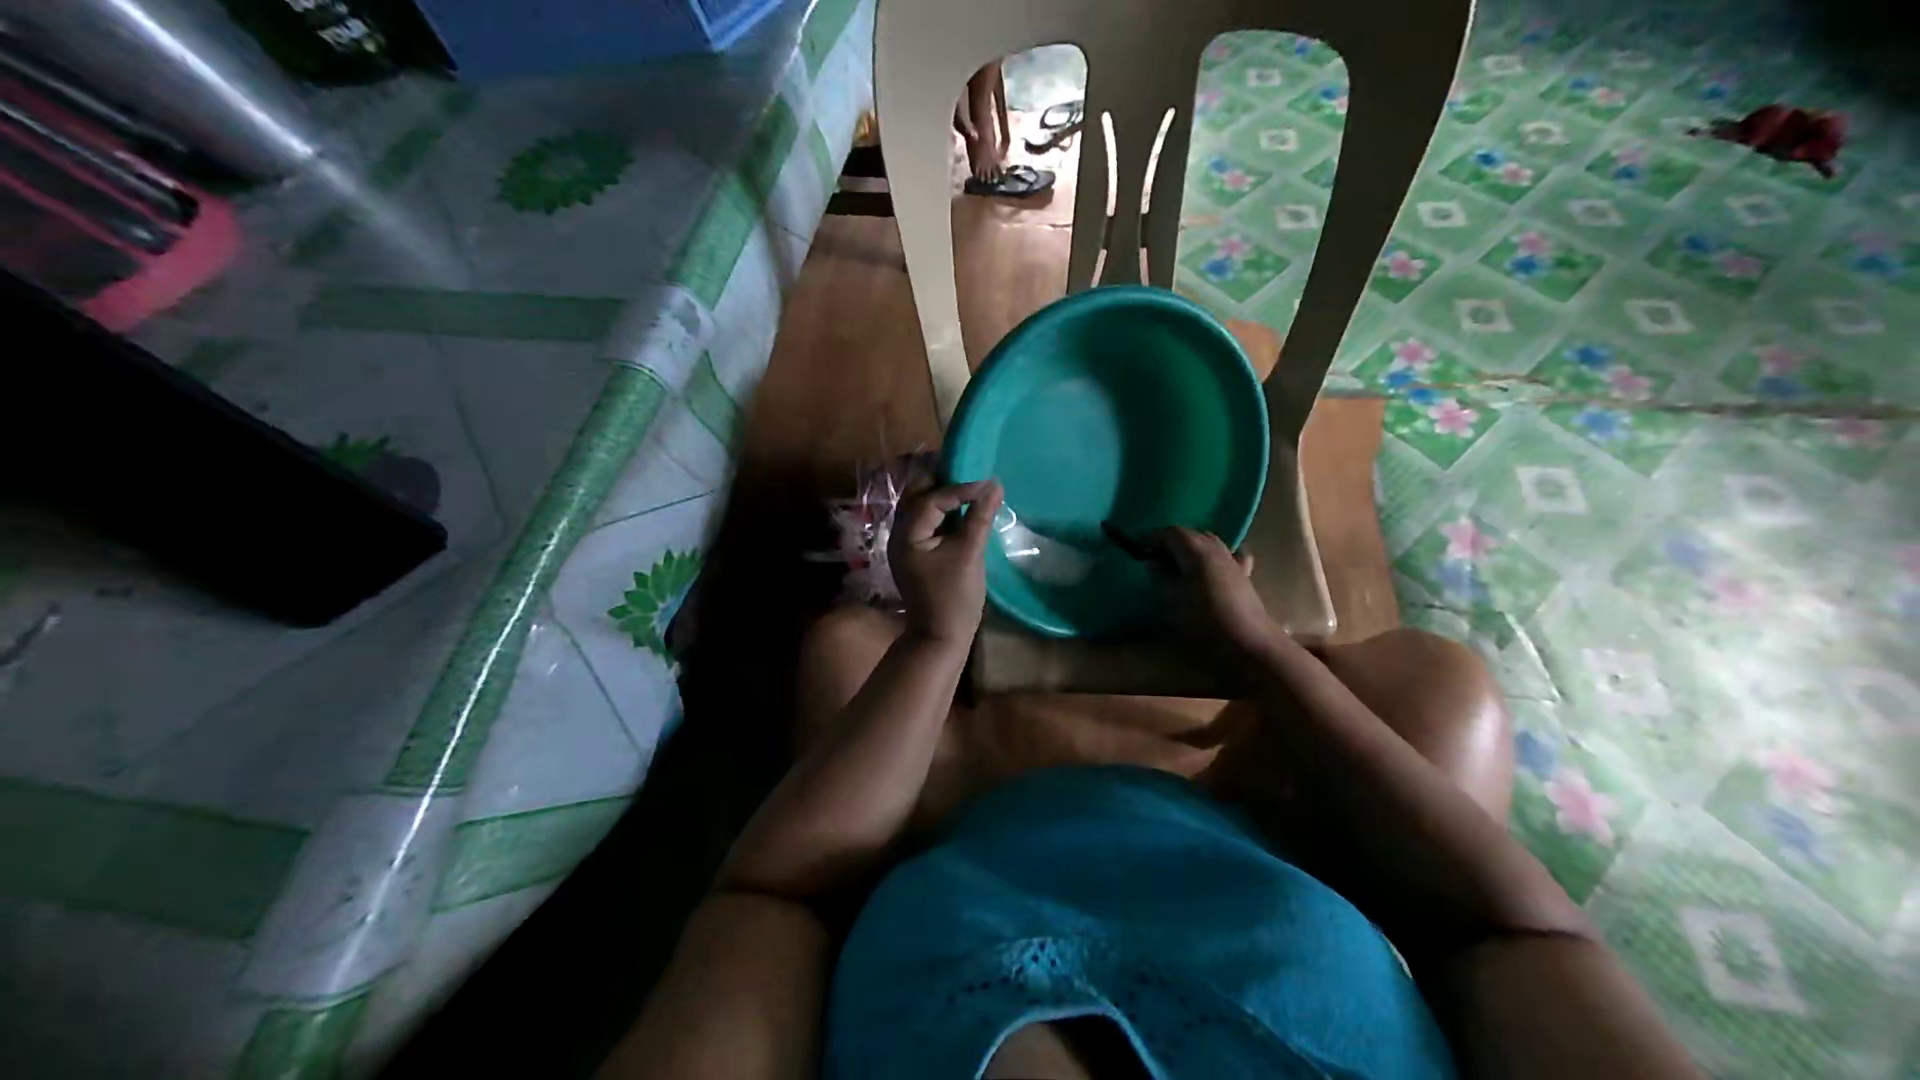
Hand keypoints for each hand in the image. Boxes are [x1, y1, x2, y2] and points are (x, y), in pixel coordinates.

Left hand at [890, 479, 1003, 643]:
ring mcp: (906, 543)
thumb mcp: (969, 554)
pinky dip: (944, 511)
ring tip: (971, 488)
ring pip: (922, 507)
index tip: (989, 484)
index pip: (931, 499)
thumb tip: (994, 485)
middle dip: (944, 482)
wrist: (940, 636)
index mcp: (906, 534)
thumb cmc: (954, 597)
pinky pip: (927, 521)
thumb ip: (980, 517)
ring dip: (944, 495)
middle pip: (918, 495)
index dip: (961, 488)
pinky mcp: (916, 552)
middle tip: (973, 472)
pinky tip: (964, 510)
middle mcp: (899, 534)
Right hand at [1153, 526, 1279, 656]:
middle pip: (1192, 535)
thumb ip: (1160, 576)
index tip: (1139, 551)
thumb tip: (1153, 562)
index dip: (1153, 538)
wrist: (1247, 641)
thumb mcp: (1172, 599)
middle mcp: (1216, 549)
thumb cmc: (1204, 620)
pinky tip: (1214, 566)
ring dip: (1192, 548)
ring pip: (1210, 543)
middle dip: (1172, 542)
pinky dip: (1217, 556)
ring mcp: (1233, 561)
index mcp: (1196, 551)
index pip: (1171, 533)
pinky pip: (1231, 555)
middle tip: (1156, 559)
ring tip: (1179, 565)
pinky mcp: (1245, 576)